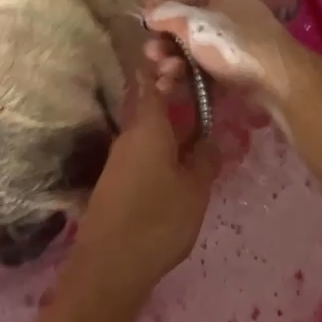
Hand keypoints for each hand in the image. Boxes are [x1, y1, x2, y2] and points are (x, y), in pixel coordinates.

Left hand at [71, 57, 220, 298]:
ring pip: (150, 130)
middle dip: (176, 96)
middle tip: (206, 95)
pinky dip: (163, 148)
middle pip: (152, 104)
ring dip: (172, 126)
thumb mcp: (195, 189)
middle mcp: (130, 134)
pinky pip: (144, 152)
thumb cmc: (157, 220)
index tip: (185, 55)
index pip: (153, 80)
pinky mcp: (117, 181)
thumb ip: (206, 159)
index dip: (167, 65)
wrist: (108, 266)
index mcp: (148, 125)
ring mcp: (120, 158)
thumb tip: (213, 138)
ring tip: (202, 132)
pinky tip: (182, 163)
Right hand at [142, 0, 303, 99]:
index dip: (159, 8)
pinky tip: (170, 88)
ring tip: (163, 75)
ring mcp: (232, 43)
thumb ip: (167, 16)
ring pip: (192, 52)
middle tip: (150, 55)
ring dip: (172, 63)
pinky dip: (186, 78)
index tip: (138, 20)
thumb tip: (148, 13)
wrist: (278, 80)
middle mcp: (227, 13)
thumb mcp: (194, 24)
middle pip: (185, 27)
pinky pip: (203, 71)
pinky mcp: (235, 70)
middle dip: (164, 43)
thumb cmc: (233, 43)